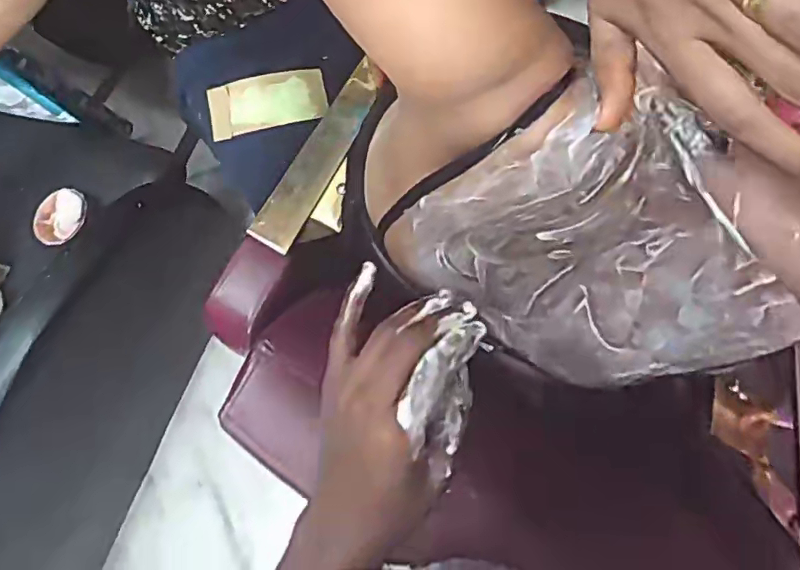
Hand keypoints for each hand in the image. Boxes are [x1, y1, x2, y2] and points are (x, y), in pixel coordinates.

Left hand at [280, 266, 444, 569]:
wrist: (341, 521)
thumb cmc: (389, 504)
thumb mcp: (433, 470)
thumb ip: (446, 420)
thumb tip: (456, 375)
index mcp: (387, 414)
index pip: (419, 356)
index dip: (444, 334)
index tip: (466, 323)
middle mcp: (361, 390)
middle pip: (399, 337)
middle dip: (431, 317)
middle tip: (457, 307)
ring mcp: (342, 380)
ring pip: (377, 330)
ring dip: (406, 311)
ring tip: (432, 300)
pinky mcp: (333, 379)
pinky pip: (341, 332)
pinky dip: (353, 302)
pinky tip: (364, 277)